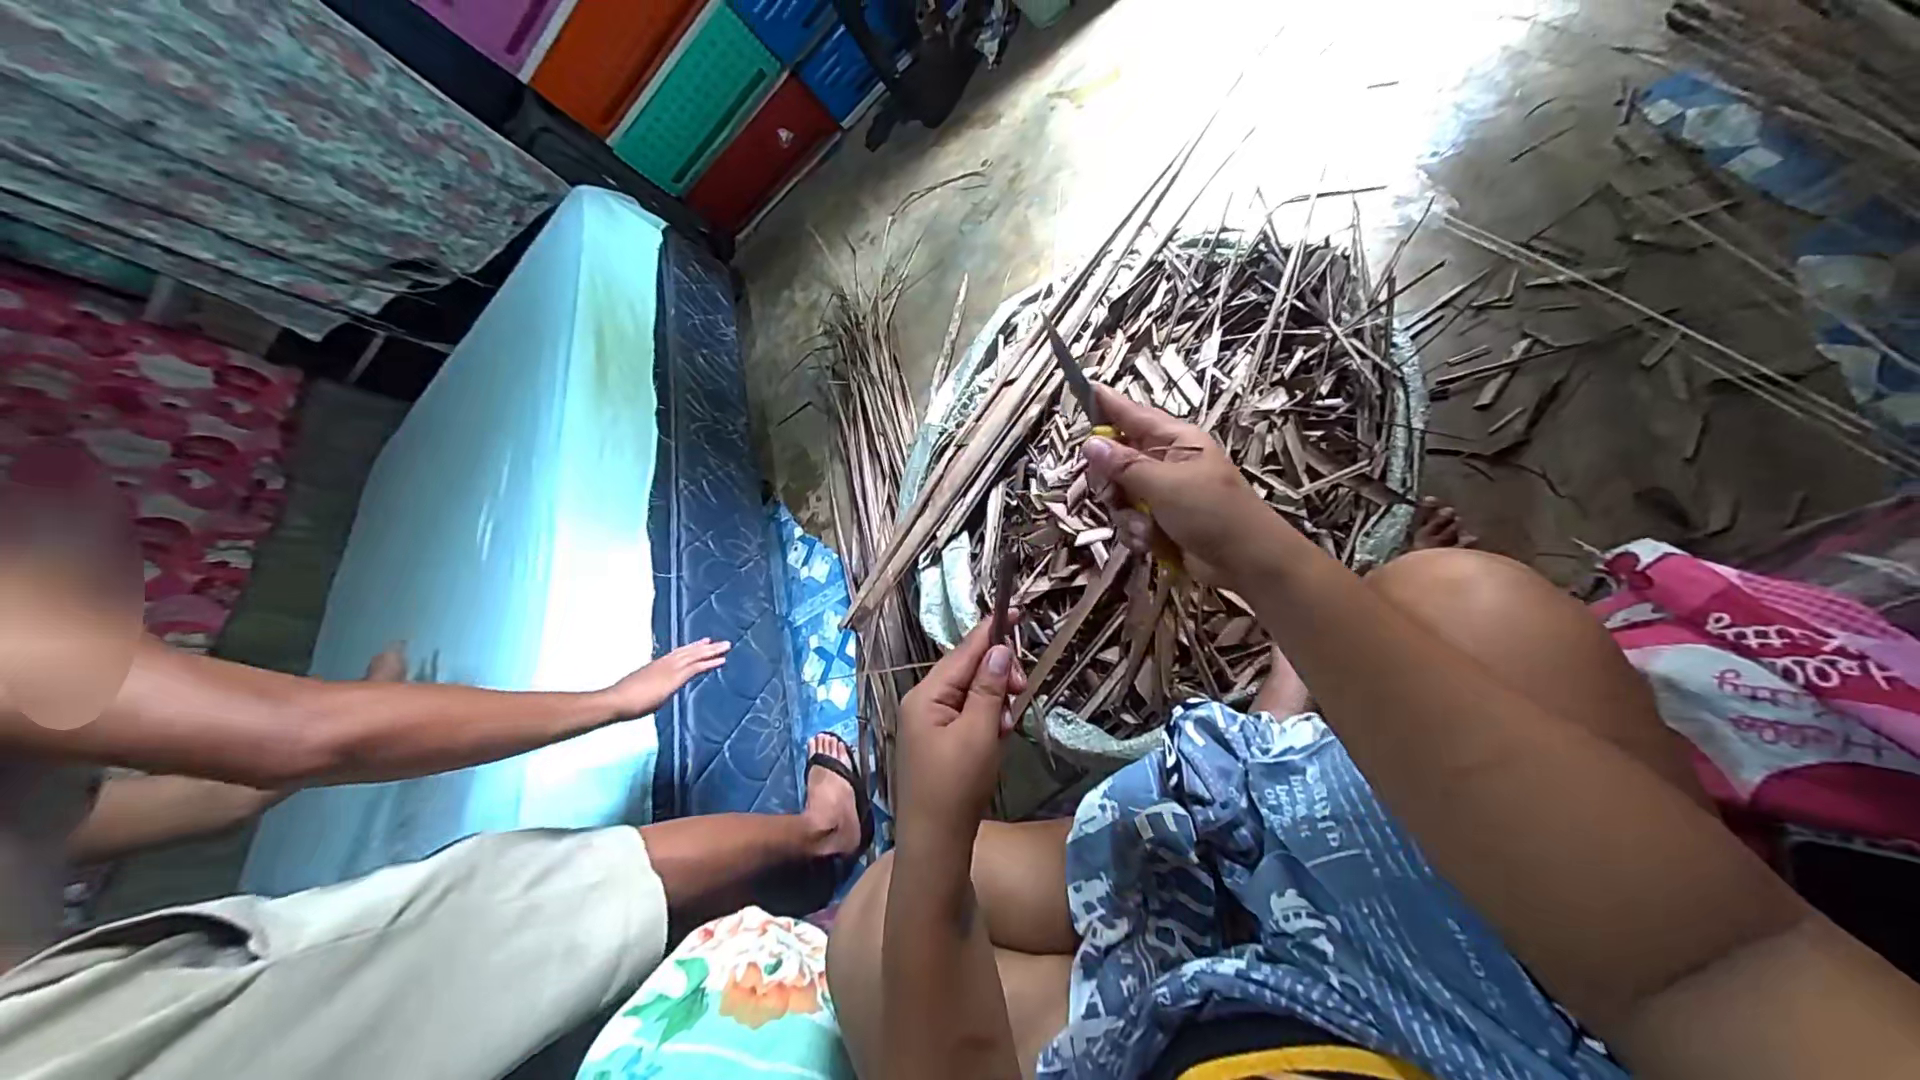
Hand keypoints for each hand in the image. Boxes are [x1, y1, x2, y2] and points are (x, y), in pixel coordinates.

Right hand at [602, 639, 730, 719]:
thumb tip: (654, 693)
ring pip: (696, 656)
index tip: (702, 643)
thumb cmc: (620, 701)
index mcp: (655, 666)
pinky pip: (697, 667)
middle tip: (719, 641)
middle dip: (705, 647)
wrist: (615, 701)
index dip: (690, 648)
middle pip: (689, 652)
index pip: (677, 654)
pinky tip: (722, 660)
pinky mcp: (675, 677)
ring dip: (713, 650)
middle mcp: (664, 664)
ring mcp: (670, 668)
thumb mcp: (637, 691)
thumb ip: (649, 689)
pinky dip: (710, 662)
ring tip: (727, 646)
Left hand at [896, 617, 1027, 843]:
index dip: (991, 632)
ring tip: (1005, 727)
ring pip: (971, 694)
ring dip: (994, 702)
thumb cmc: (956, 785)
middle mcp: (923, 702)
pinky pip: (968, 716)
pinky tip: (997, 736)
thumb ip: (989, 687)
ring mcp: (930, 723)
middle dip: (997, 677)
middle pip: (968, 671)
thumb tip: (999, 649)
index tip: (1016, 612)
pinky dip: (987, 720)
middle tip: (1020, 693)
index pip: (963, 652)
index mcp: (926, 695)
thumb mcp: (979, 732)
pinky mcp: (940, 741)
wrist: (936, 844)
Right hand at [1083, 384, 1287, 584]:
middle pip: (1116, 458)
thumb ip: (1125, 465)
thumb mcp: (1166, 484)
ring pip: (1119, 494)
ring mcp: (1161, 493)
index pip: (1133, 414)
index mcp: (1176, 441)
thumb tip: (1091, 444)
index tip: (1082, 389)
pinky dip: (1136, 532)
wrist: (1246, 562)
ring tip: (1145, 528)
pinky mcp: (1159, 521)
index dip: (1107, 404)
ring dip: (1126, 514)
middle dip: (1110, 480)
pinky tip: (1150, 541)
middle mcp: (1165, 462)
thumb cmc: (1214, 513)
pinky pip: (1129, 520)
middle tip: (1111, 493)